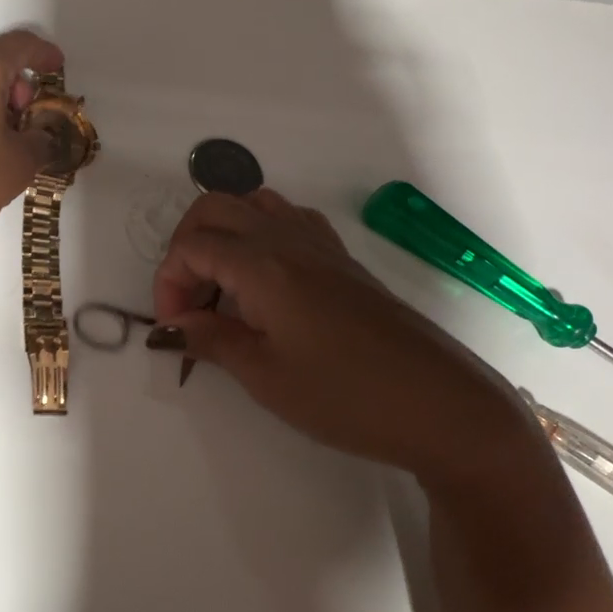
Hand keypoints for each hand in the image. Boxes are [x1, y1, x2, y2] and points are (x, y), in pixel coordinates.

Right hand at [154, 189, 541, 484]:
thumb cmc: (346, 397)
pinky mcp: (344, 261)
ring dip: (222, 234)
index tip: (175, 329)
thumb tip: (168, 328)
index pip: (191, 247)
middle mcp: (288, 240)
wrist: (445, 408)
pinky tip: (265, 281)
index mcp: (263, 265)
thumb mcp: (265, 376)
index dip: (168, 284)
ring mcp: (321, 245)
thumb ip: (210, 340)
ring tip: (222, 288)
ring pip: (254, 203)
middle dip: (185, 246)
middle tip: (189, 300)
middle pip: (215, 207)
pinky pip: (289, 219)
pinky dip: (260, 234)